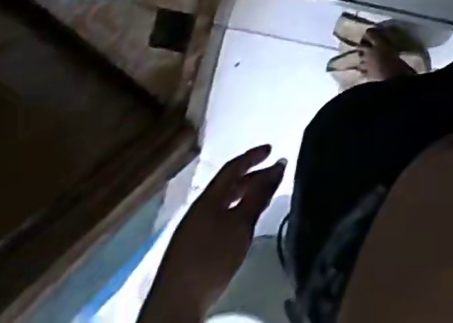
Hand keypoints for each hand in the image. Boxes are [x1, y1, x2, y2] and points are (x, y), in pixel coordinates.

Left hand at [144, 145, 285, 321]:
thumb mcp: (240, 225)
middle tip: (275, 173)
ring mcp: (195, 228)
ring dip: (245, 195)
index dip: (252, 157)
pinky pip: (220, 217)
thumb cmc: (211, 258)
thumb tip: (276, 168)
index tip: (271, 149)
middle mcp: (200, 208)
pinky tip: (245, 224)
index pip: (232, 168)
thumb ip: (258, 196)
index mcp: (209, 198)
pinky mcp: (194, 247)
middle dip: (252, 177)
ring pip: (224, 203)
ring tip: (265, 196)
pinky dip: (236, 212)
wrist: (176, 303)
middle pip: (228, 185)